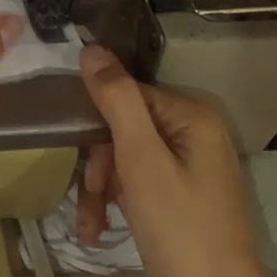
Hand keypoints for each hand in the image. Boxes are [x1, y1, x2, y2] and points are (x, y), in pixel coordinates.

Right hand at [76, 46, 269, 276]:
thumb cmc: (180, 229)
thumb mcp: (142, 161)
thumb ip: (117, 100)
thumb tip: (91, 48)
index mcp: (192, 117)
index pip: (127, 95)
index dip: (99, 125)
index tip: (81, 159)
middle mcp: (195, 134)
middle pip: (125, 128)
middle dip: (100, 166)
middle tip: (89, 200)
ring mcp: (191, 167)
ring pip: (127, 158)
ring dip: (102, 190)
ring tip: (90, 226)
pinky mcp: (184, 196)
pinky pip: (141, 182)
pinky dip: (119, 202)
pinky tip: (100, 228)